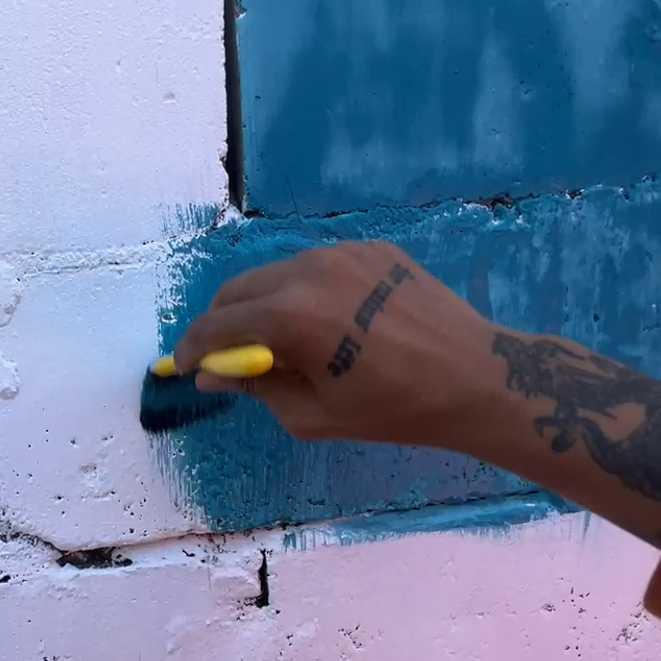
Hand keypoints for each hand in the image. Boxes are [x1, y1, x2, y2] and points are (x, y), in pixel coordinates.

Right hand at [171, 240, 507, 447]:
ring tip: (278, 337)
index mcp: (291, 318)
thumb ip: (253, 386)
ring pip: (273, 273)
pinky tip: (323, 319)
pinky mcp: (369, 247)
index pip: (216, 324)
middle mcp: (308, 271)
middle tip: (227, 353)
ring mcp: (341, 252)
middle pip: (236, 289)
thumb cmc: (391, 410)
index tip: (185, 364)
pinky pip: (313, 266)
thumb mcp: (311, 413)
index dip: (192, 346)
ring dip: (259, 304)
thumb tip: (212, 372)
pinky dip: (300, 290)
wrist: (475, 376)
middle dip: (220, 321)